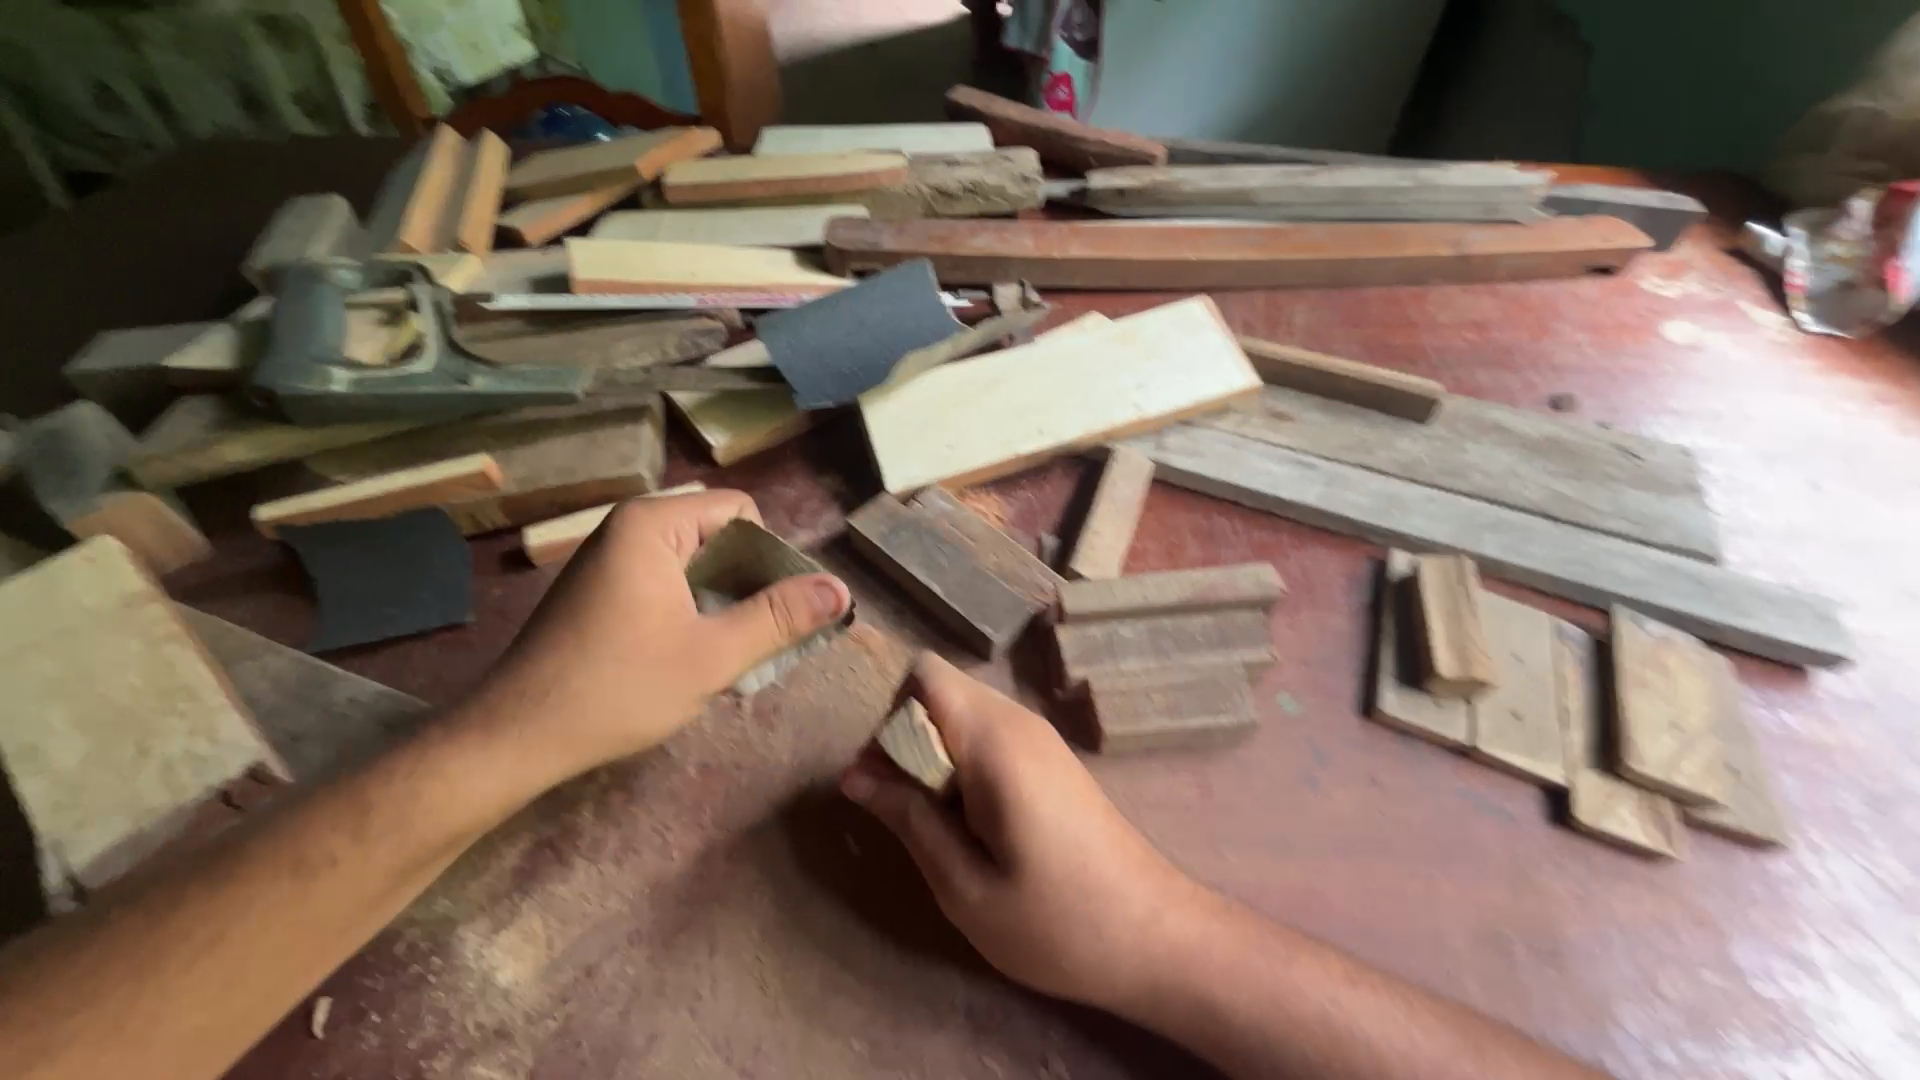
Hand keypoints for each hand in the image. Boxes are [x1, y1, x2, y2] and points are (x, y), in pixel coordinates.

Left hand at [464, 490, 850, 780]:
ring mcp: (610, 558)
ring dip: (723, 600)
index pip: (741, 511)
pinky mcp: (601, 590)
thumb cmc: (619, 688)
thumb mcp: (713, 655)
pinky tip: (693, 653)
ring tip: (731, 649)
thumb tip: (840, 589)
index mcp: (652, 524)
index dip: (770, 555)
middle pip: (719, 534)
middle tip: (761, 636)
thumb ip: (780, 617)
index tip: (775, 610)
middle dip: (749, 581)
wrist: (516, 738)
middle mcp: (628, 528)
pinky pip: (667, 581)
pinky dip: (693, 609)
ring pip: (695, 562)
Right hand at [840, 653, 1202, 1011]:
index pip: (925, 674)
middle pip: (939, 690)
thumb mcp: (965, 888)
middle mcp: (1019, 722)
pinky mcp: (1050, 758)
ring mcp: (1040, 737)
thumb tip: (855, 775)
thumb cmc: (1058, 923)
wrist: (1157, 936)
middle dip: (903, 737)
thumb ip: (908, 819)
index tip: (879, 777)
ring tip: (930, 822)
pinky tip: (968, 823)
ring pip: (961, 712)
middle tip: (896, 808)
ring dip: (931, 754)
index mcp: (996, 742)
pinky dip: (961, 764)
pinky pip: (987, 735)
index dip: (888, 714)